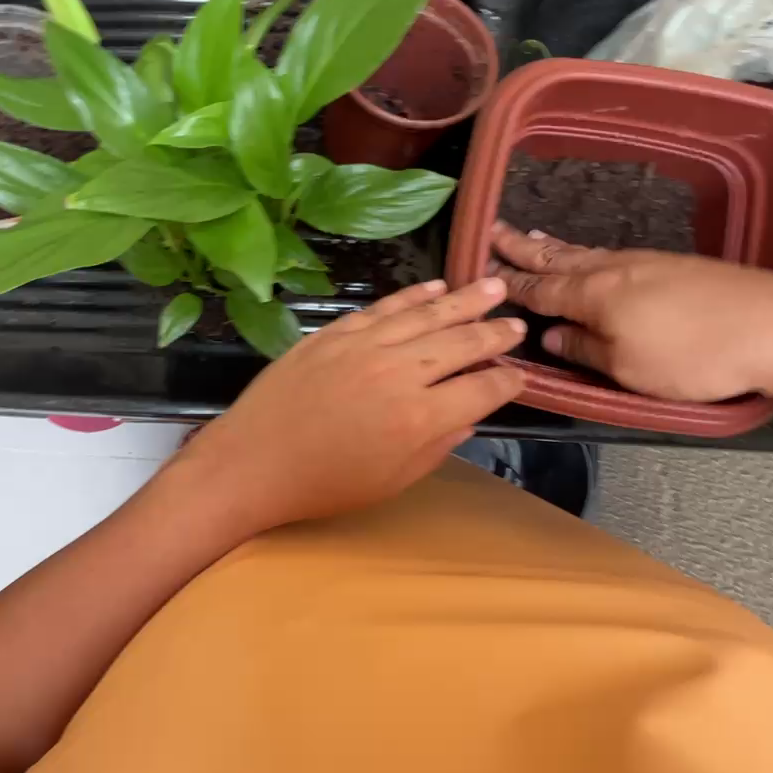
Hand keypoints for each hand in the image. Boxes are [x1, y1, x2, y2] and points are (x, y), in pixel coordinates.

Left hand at [168, 277, 527, 535]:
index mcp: (419, 419)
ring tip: (493, 288)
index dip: (507, 382)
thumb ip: (437, 447)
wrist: (253, 462)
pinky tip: (435, 287)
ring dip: (464, 300)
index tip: (518, 376)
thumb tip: (467, 417)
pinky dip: (412, 296)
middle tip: (517, 325)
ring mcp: (364, 346)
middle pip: (461, 344)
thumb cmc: (323, 485)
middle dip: (495, 334)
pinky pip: (383, 308)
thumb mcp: (391, 482)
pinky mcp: (334, 333)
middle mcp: (399, 373)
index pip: (482, 390)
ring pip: (426, 315)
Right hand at [486, 222, 772, 402]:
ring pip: (587, 253)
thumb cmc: (694, 356)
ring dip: (555, 247)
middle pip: (559, 257)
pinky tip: (589, 257)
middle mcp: (615, 269)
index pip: (539, 286)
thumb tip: (552, 334)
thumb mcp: (627, 368)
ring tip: (534, 238)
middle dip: (523, 248)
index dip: (509, 280)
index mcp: (595, 294)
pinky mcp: (677, 267)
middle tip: (495, 231)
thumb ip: (584, 349)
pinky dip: (587, 254)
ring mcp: (648, 263)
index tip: (480, 267)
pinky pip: (612, 256)